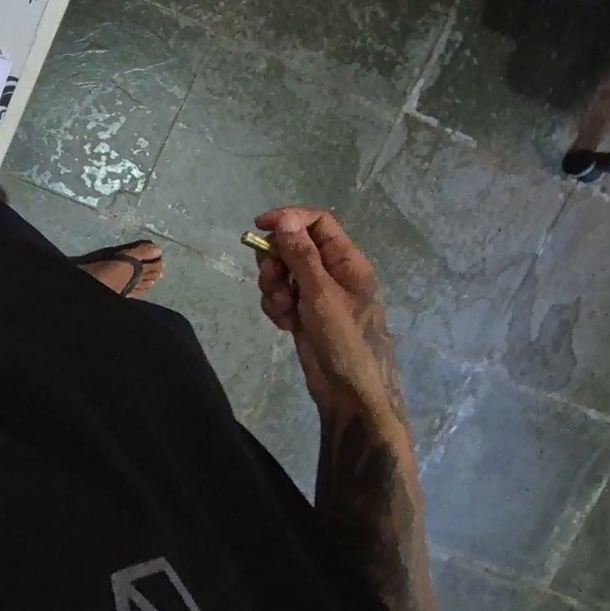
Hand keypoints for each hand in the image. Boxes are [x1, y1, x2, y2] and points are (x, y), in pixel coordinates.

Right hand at [253, 207, 404, 430]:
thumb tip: (285, 219)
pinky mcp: (303, 313)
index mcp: (347, 261)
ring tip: (283, 309)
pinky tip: (285, 324)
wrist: (350, 392)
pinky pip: (279, 296)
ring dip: (273, 287)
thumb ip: (301, 254)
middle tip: (272, 279)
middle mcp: (332, 273)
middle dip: (275, 260)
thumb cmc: (344, 339)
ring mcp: (316, 294)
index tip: (259, 227)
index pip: (317, 222)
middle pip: (293, 245)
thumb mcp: (320, 293)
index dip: (288, 219)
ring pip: (281, 272)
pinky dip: (276, 307)